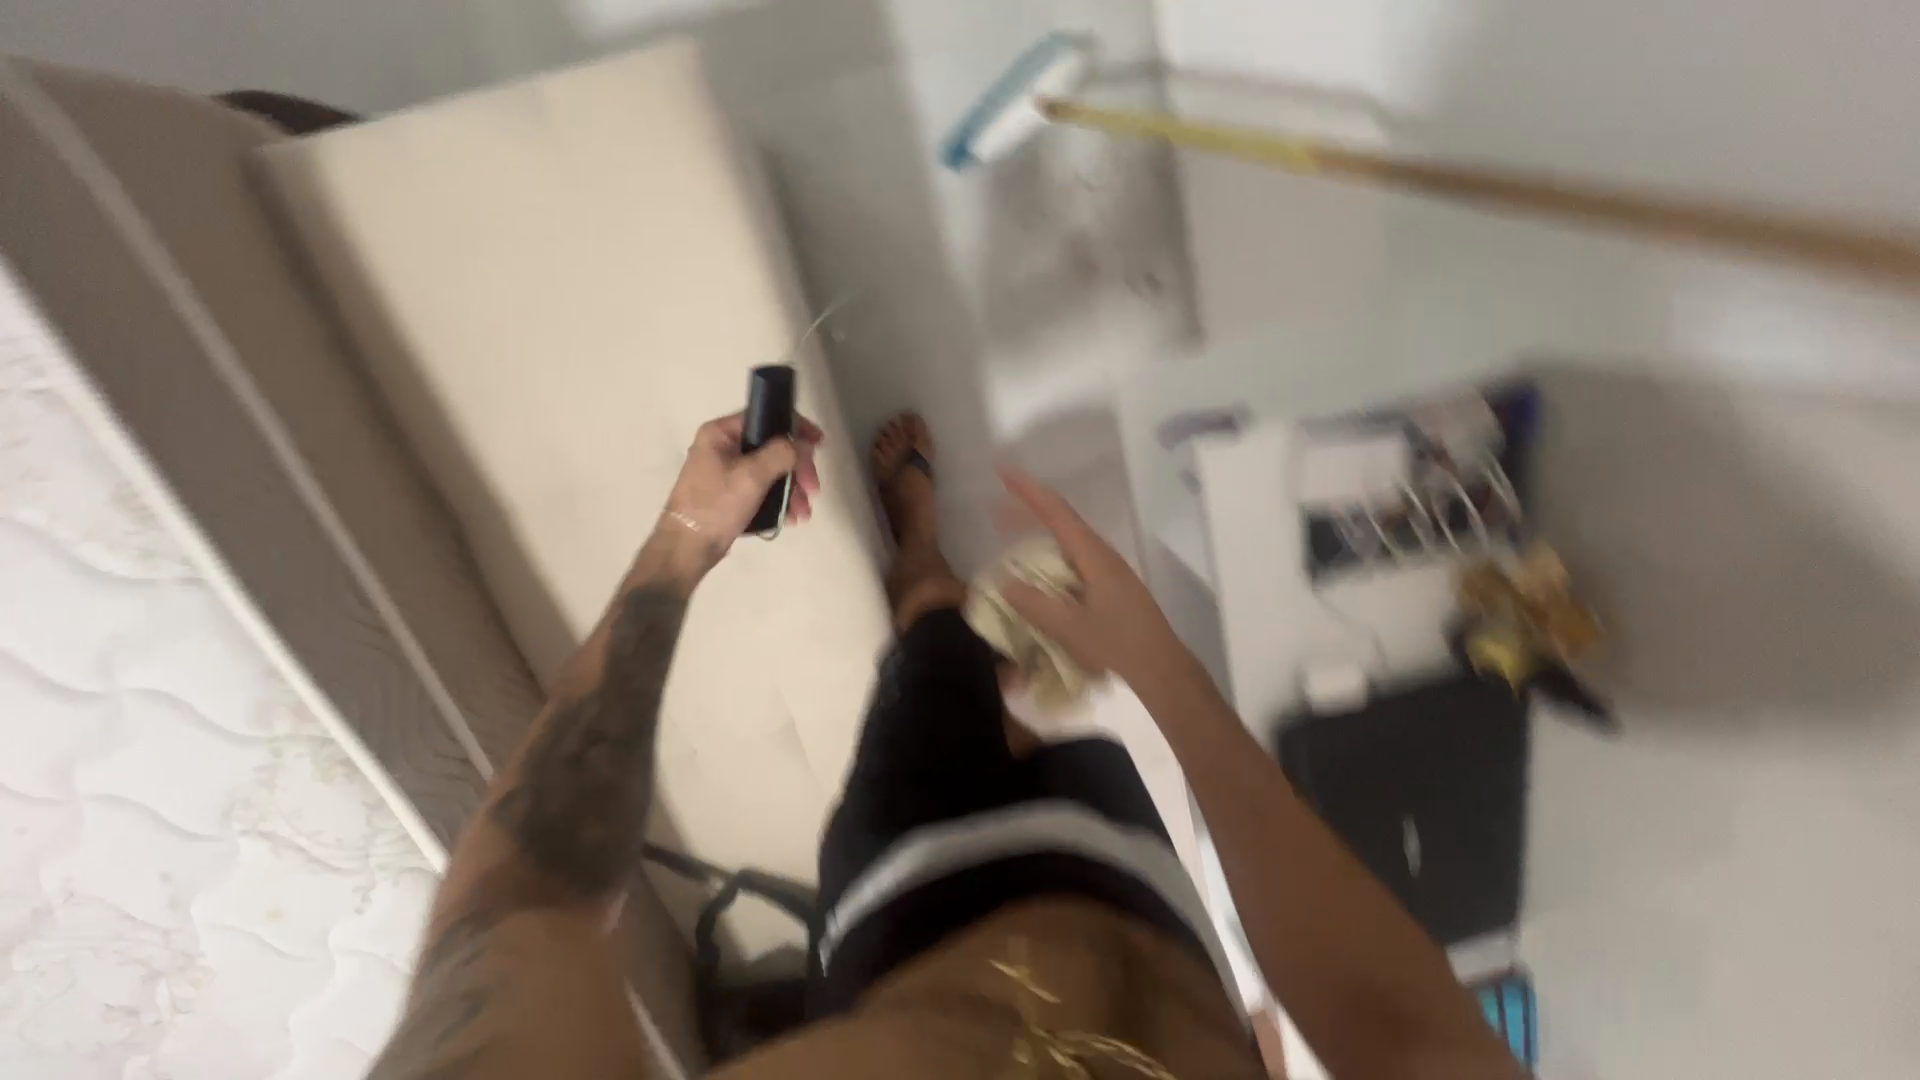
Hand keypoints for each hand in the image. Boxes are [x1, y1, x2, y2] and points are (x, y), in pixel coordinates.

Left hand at [657, 410, 822, 566]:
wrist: (687, 548)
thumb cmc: (716, 505)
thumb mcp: (752, 475)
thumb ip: (782, 453)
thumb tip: (804, 444)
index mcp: (721, 433)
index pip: (765, 416)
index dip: (796, 428)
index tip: (819, 444)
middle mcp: (723, 447)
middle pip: (773, 448)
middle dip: (797, 469)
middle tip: (813, 489)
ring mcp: (727, 472)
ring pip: (771, 472)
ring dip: (792, 490)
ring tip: (804, 513)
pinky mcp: (731, 495)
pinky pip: (763, 490)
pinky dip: (779, 502)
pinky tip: (792, 518)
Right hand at [997, 465, 1191, 685]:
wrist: (1161, 667)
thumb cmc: (1118, 646)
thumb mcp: (1070, 629)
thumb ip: (1035, 604)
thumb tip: (1005, 582)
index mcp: (1093, 556)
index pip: (1056, 513)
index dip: (1028, 492)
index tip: (1003, 472)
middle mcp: (1102, 555)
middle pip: (1061, 521)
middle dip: (1027, 510)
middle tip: (994, 506)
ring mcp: (1109, 570)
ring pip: (1067, 540)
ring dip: (1038, 532)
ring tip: (1009, 532)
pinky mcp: (1111, 586)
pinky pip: (1073, 558)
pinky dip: (1049, 553)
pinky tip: (1038, 568)